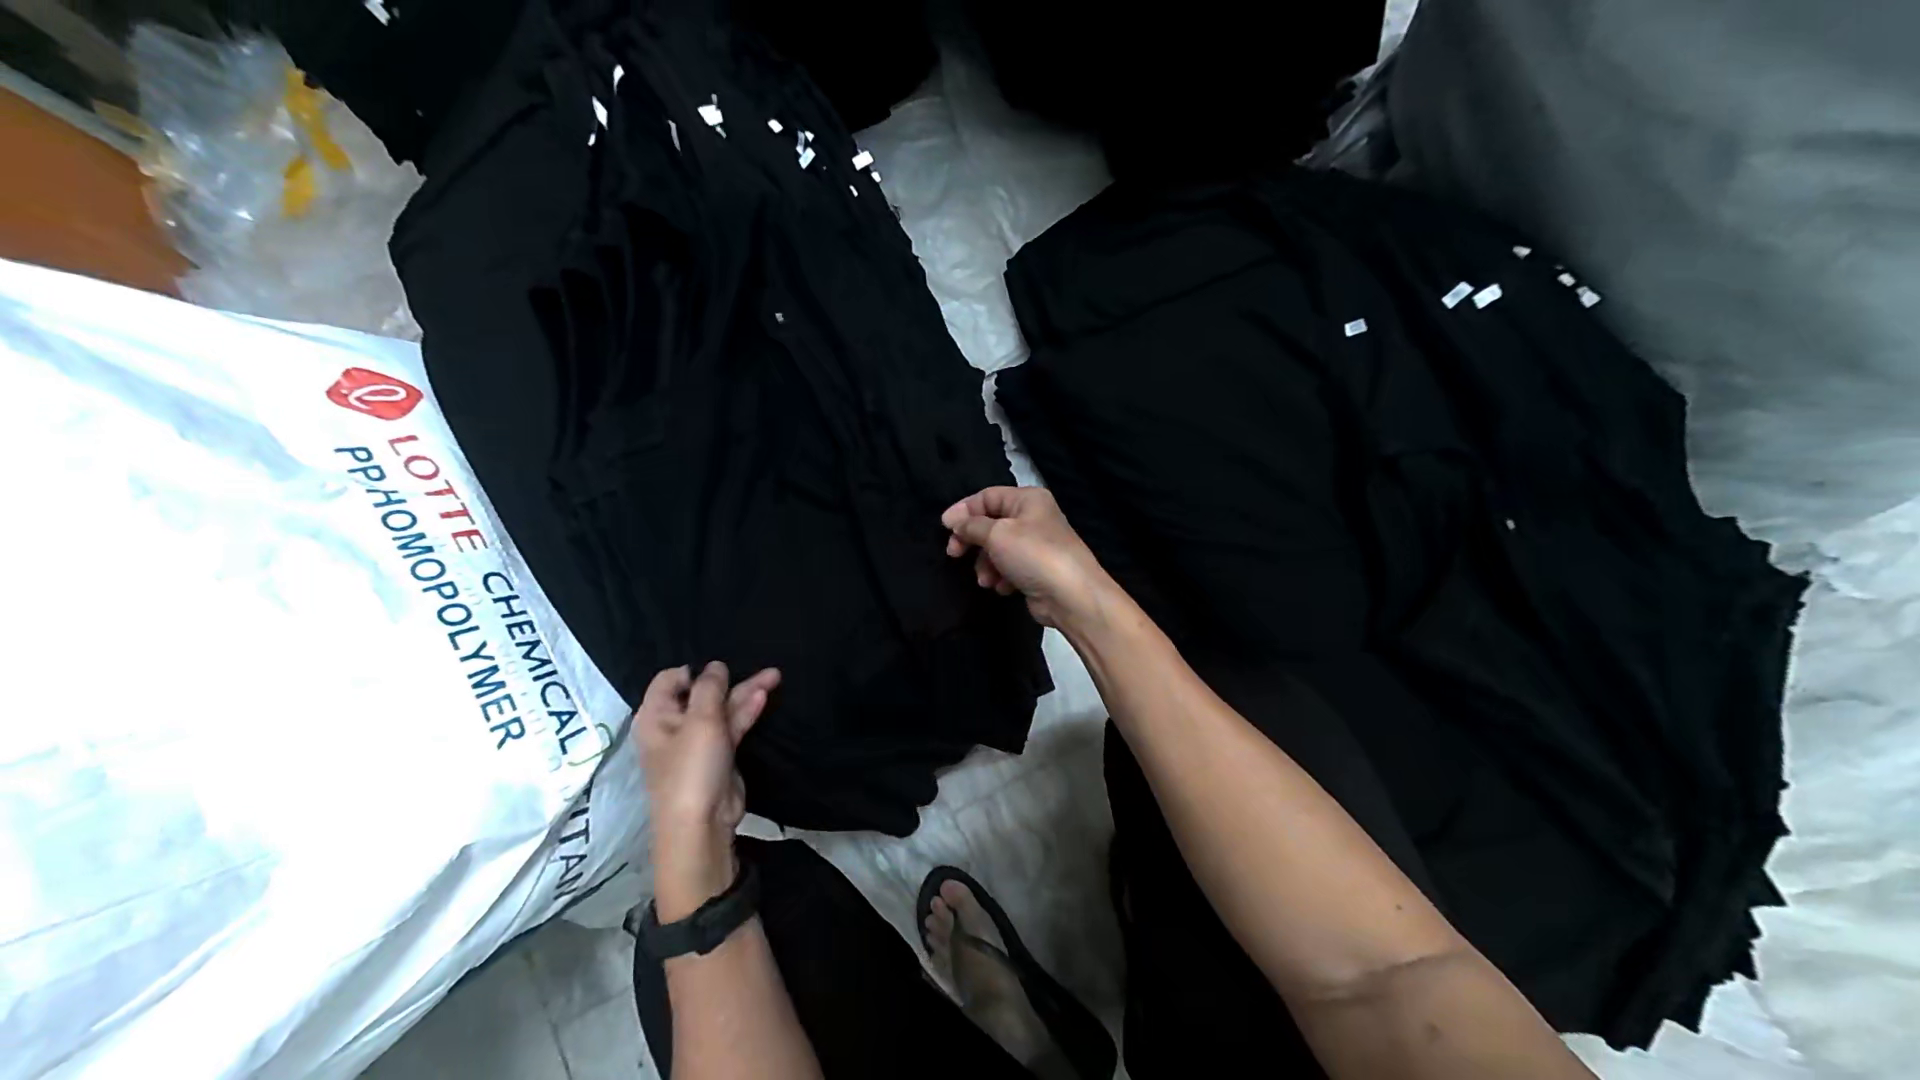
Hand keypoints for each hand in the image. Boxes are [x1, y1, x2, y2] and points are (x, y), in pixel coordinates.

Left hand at [635, 661, 780, 919]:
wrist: (702, 825)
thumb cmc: (691, 768)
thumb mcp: (700, 721)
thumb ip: (710, 688)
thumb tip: (715, 666)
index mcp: (656, 716)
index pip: (670, 680)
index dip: (694, 671)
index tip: (720, 668)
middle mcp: (674, 726)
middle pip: (702, 693)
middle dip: (730, 680)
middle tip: (761, 666)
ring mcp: (698, 741)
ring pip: (723, 709)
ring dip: (747, 693)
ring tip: (774, 675)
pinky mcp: (720, 755)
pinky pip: (733, 725)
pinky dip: (747, 711)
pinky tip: (764, 696)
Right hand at [941, 486, 1118, 630]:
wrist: (1071, 595)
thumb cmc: (1033, 555)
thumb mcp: (997, 534)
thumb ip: (971, 525)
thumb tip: (955, 521)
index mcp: (1028, 499)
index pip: (987, 496)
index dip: (964, 510)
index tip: (944, 528)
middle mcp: (1033, 518)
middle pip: (991, 523)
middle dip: (972, 540)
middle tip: (955, 554)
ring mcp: (1036, 546)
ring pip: (997, 549)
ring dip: (986, 564)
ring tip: (986, 579)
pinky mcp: (1037, 570)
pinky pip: (1009, 568)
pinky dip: (1001, 576)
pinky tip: (1002, 587)